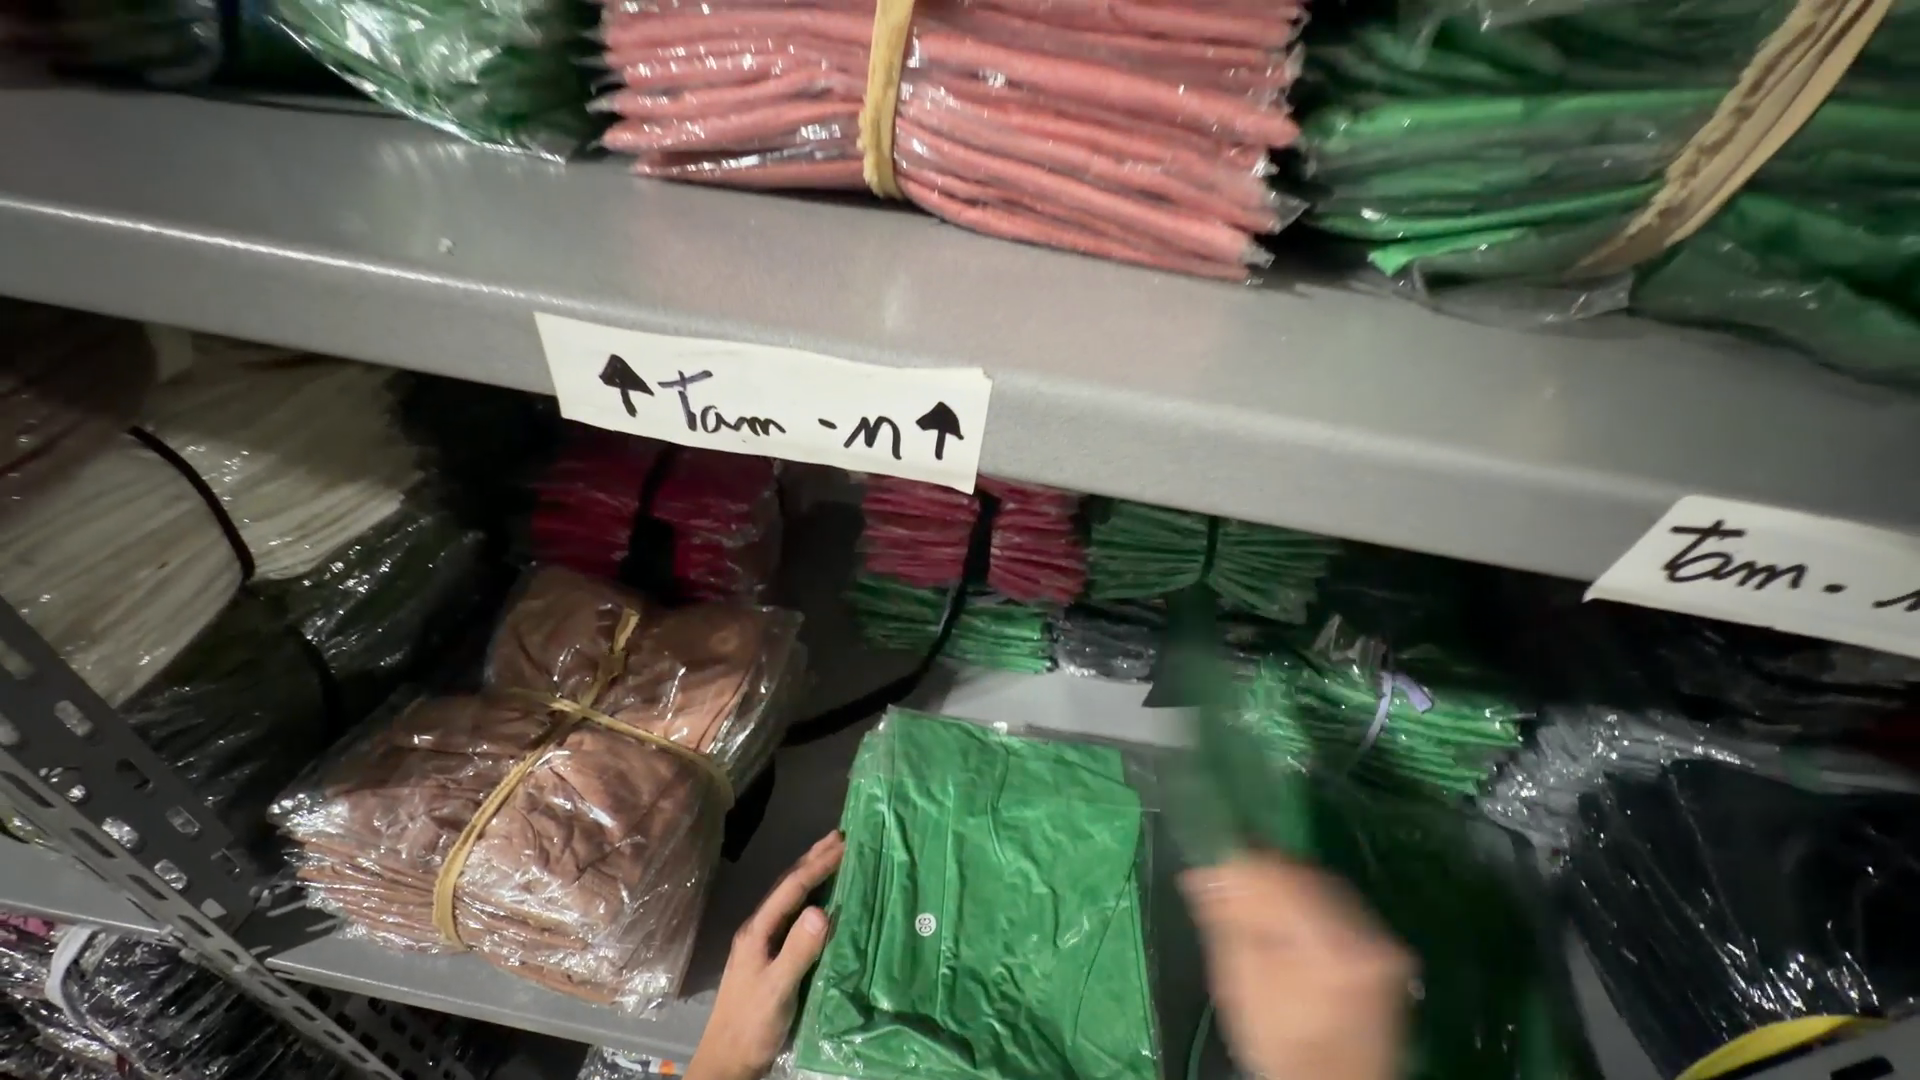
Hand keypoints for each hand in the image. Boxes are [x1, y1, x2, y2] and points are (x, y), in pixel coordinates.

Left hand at [688, 831, 844, 1079]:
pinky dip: (812, 898)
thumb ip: (798, 951)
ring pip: (790, 899)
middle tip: (841, 836)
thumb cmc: (751, 1026)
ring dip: (812, 875)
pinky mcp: (771, 959)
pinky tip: (825, 902)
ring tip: (834, 857)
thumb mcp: (777, 989)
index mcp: (758, 931)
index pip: (792, 888)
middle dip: (813, 859)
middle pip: (788, 886)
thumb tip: (823, 909)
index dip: (818, 864)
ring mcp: (763, 945)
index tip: (844, 843)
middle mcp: (759, 930)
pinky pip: (795, 917)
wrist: (727, 1066)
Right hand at [1182, 855, 1413, 1079]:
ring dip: (1285, 885)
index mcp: (1330, 946)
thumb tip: (1204, 870)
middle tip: (1226, 880)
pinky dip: (1308, 903)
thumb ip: (1228, 920)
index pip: (1281, 878)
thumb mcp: (1242, 984)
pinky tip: (1286, 919)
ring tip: (1254, 901)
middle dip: (1263, 872)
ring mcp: (1383, 943)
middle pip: (1305, 876)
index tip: (1210, 865)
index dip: (1242, 864)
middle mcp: (1366, 936)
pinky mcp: (1386, 950)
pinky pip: (1339, 905)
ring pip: (1323, 886)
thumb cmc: (1280, 1044)